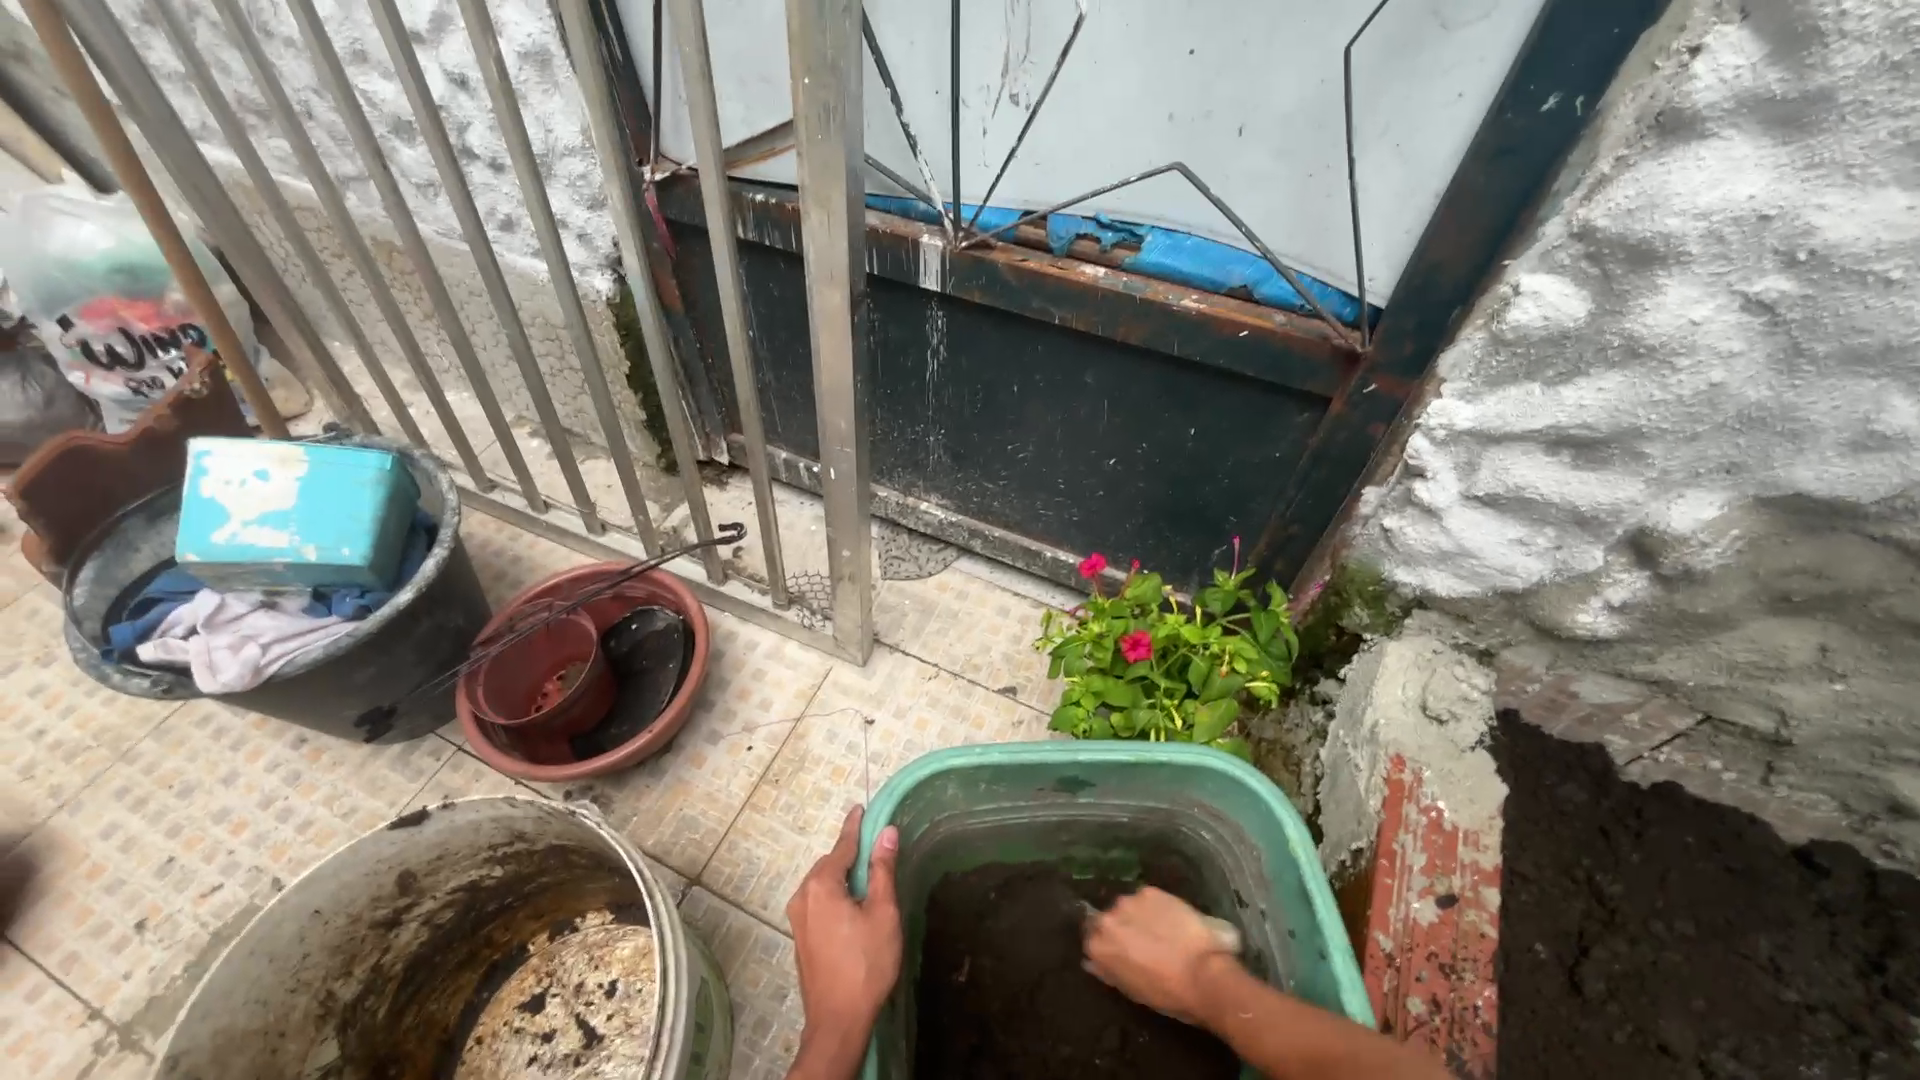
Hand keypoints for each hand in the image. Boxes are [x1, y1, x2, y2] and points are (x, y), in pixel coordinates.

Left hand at [788, 806, 901, 1037]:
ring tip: (868, 876)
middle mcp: (802, 895)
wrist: (837, 1021)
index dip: (855, 827)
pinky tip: (852, 904)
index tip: (861, 808)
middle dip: (850, 853)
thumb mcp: (882, 912)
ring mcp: (798, 918)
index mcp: (821, 885)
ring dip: (843, 875)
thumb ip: (882, 870)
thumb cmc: (866, 964)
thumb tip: (886, 832)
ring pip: (822, 883)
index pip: (842, 846)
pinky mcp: (800, 936)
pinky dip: (835, 893)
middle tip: (874, 847)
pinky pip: (818, 901)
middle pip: (829, 863)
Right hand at [1083, 886, 1239, 1024]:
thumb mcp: (1130, 989)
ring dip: (1138, 915)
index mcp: (1098, 947)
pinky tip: (1173, 920)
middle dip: (1122, 928)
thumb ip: (1108, 970)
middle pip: (1109, 919)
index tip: (1124, 953)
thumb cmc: (1167, 993)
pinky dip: (1157, 907)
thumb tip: (1093, 961)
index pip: (1094, 940)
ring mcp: (1128, 901)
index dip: (1111, 946)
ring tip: (1160, 929)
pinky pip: (1149, 898)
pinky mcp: (1151, 891)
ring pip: (1129, 906)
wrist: (1203, 975)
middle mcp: (1106, 919)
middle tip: (1143, 941)